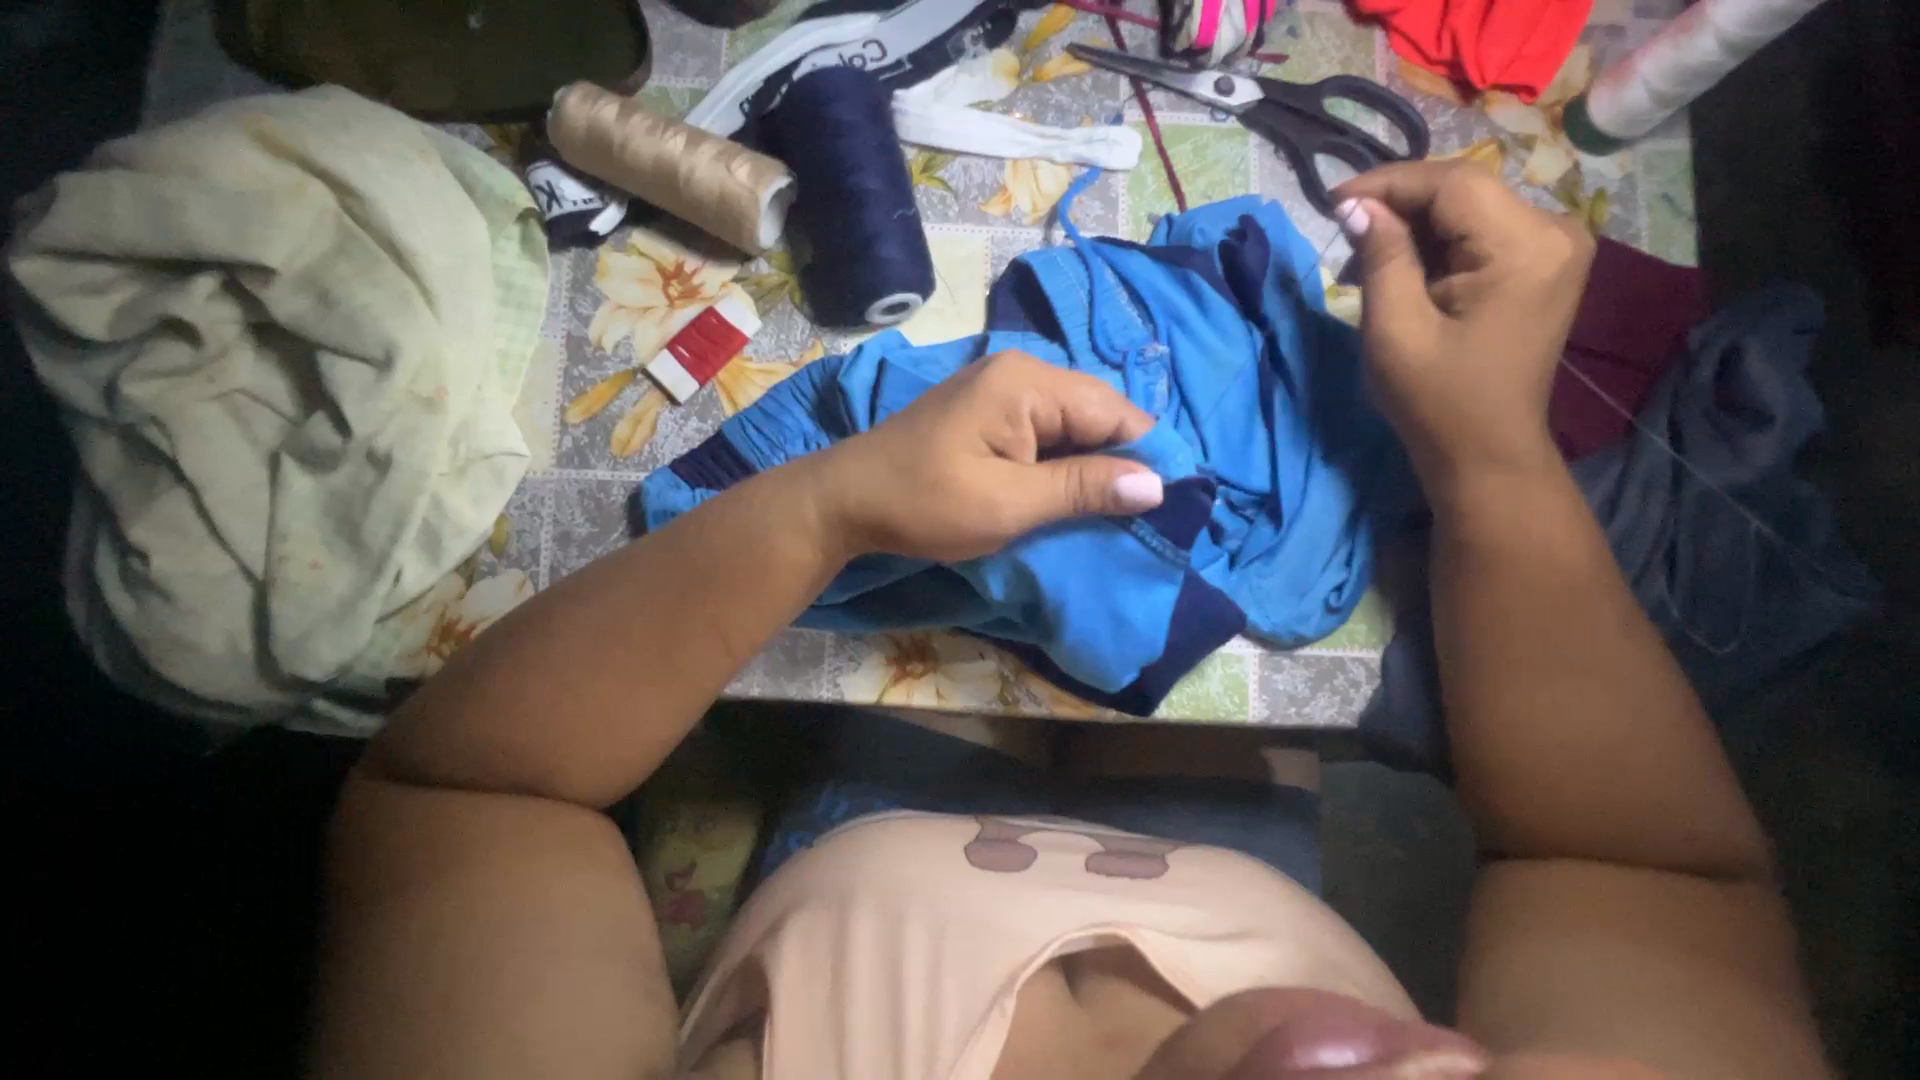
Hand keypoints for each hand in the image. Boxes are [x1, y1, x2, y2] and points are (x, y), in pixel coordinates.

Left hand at [804, 349, 1164, 561]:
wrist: (846, 500)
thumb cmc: (925, 503)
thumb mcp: (1010, 504)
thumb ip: (1083, 489)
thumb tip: (1157, 485)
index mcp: (1028, 383)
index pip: (1114, 411)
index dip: (1144, 455)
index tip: (1166, 504)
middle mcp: (1019, 372)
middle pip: (1095, 413)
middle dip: (1118, 460)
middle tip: (1140, 513)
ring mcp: (999, 388)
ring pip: (1070, 424)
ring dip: (1089, 464)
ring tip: (1110, 509)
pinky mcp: (986, 411)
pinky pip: (1043, 431)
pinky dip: (1059, 461)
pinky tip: (1068, 493)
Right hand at [1333, 161, 1594, 499]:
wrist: (1485, 450)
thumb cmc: (1436, 399)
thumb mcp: (1395, 328)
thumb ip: (1381, 257)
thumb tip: (1355, 206)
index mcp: (1526, 246)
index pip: (1452, 183)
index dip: (1388, 183)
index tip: (1332, 200)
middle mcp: (1555, 231)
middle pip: (1463, 191)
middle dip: (1398, 206)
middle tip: (1342, 234)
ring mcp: (1554, 245)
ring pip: (1468, 209)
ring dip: (1412, 226)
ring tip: (1363, 260)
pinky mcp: (1542, 262)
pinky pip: (1480, 232)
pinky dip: (1435, 243)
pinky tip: (1399, 268)